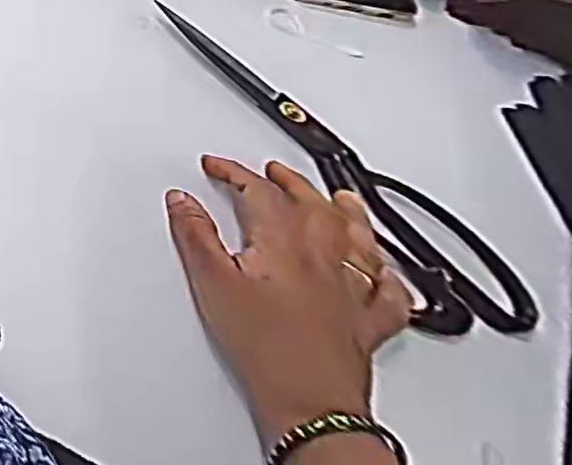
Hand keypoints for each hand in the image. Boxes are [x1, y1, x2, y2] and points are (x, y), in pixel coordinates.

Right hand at [166, 156, 412, 446]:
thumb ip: (195, 235)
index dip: (234, 172)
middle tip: (271, 169)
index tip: (215, 166)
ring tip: (341, 196)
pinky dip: (387, 273)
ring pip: (358, 240)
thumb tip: (182, 201)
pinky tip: (384, 268)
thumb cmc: (265, 347)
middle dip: (290, 182)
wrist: (309, 405)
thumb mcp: (212, 282)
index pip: (260, 192)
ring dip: (348, 212)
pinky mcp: (367, 324)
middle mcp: (324, 261)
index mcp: (285, 245)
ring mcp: (352, 292)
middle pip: (313, 207)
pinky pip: (389, 291)